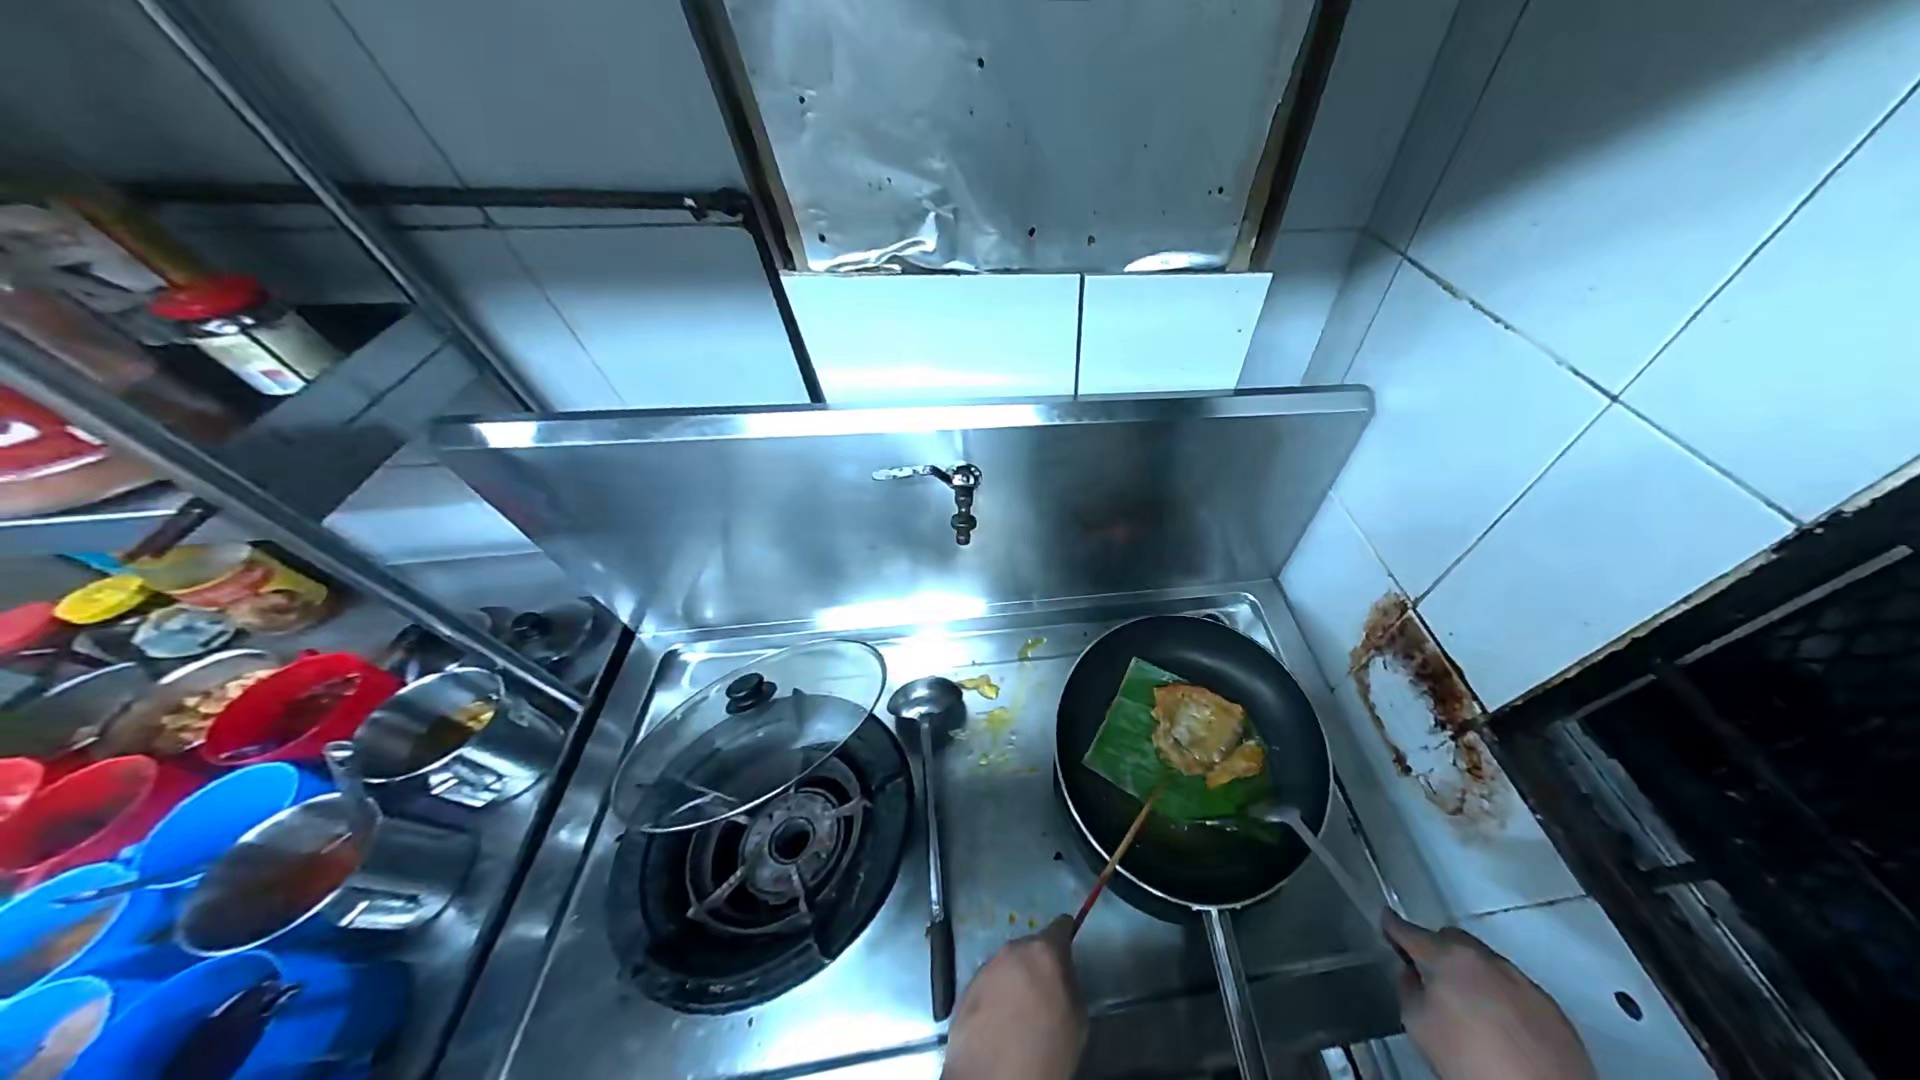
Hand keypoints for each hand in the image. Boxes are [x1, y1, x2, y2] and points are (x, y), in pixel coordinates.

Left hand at [942, 916, 1086, 1079]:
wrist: (993, 1078)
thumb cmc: (1046, 1050)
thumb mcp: (1077, 1017)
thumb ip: (1069, 982)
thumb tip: (1061, 974)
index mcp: (1044, 952)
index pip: (1060, 927)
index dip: (1067, 936)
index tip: (1069, 947)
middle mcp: (1012, 949)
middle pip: (1031, 946)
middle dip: (1039, 963)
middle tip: (1045, 992)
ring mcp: (987, 965)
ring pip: (1008, 963)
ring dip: (1016, 977)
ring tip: (1021, 1009)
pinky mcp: (967, 985)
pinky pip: (990, 981)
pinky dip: (997, 993)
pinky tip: (1000, 1019)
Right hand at [1385, 909, 1596, 1079]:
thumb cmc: (1470, 1061)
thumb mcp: (1417, 1024)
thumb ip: (1407, 988)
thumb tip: (1414, 975)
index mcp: (1448, 957)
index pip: (1410, 931)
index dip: (1393, 926)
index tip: (1387, 922)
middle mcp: (1486, 960)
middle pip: (1452, 940)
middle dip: (1437, 950)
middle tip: (1430, 975)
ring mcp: (1523, 982)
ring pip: (1485, 963)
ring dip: (1471, 974)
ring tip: (1469, 1009)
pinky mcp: (1552, 1009)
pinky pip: (1515, 989)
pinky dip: (1501, 997)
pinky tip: (1500, 1027)